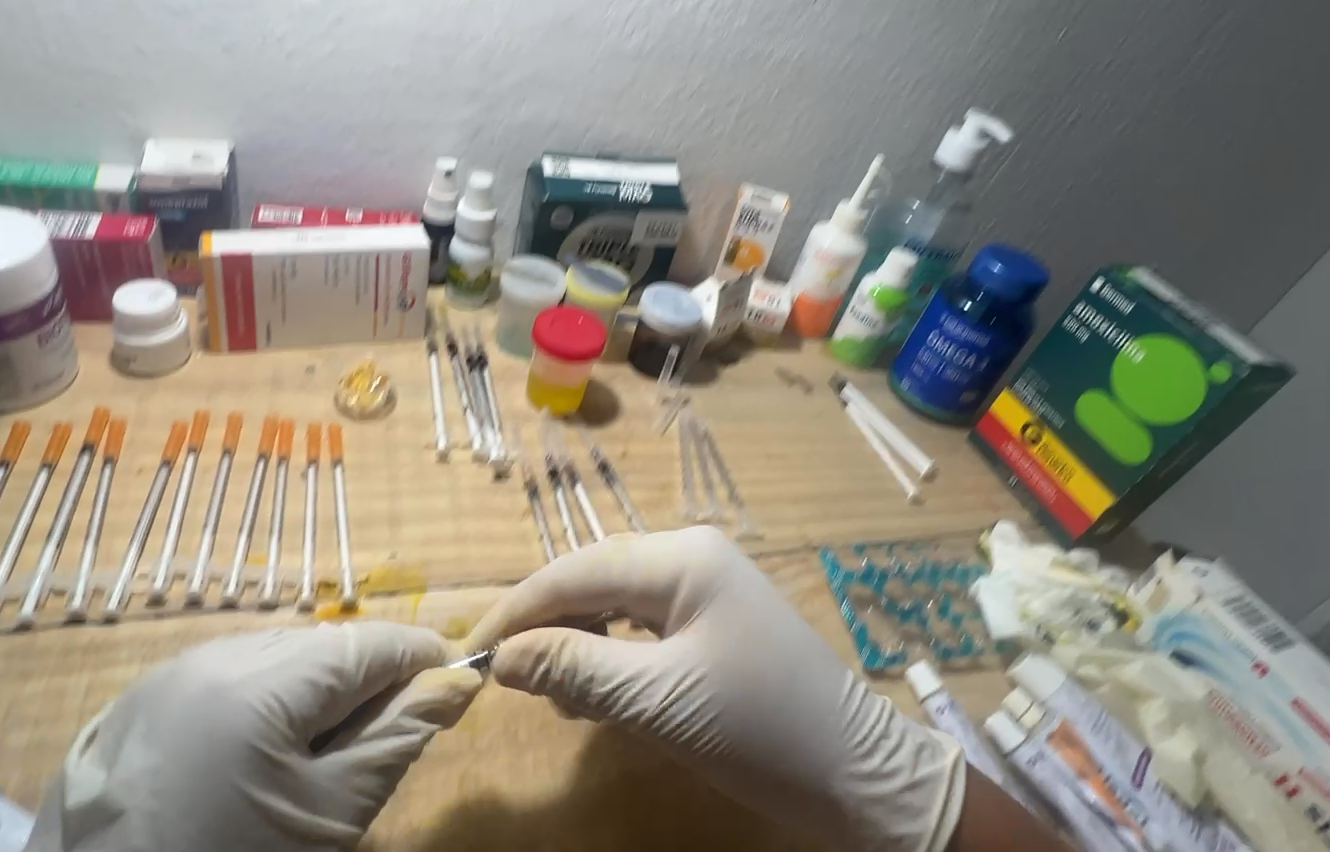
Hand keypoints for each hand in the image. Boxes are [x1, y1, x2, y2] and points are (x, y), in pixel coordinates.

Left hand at [24, 623, 480, 851]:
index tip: (454, 680)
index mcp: (260, 683)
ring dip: (317, 687)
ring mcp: (169, 674)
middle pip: (323, 645)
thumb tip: (457, 681)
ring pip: (278, 655)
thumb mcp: (329, 818)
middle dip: (366, 678)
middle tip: (384, 734)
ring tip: (320, 751)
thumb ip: (399, 737)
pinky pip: (229, 675)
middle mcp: (213, 657)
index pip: (369, 643)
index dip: (419, 656)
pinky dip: (265, 698)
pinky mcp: (140, 700)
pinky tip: (259, 753)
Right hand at [467, 527, 966, 851]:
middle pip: (593, 581)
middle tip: (514, 683)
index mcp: (681, 557)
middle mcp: (689, 555)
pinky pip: (641, 626)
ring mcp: (703, 585)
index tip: (469, 650)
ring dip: (580, 646)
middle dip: (550, 629)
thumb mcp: (658, 703)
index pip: (577, 571)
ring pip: (613, 603)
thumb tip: (501, 655)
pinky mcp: (710, 618)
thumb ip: (574, 670)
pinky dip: (612, 657)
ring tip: (566, 699)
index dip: (519, 610)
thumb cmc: (761, 730)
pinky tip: (603, 693)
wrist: (860, 775)